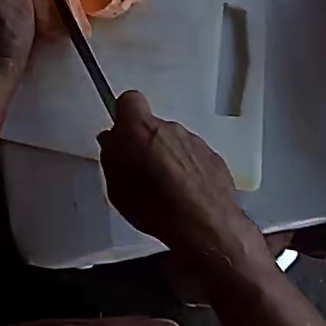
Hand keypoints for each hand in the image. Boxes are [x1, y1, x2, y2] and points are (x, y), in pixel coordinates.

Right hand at [98, 91, 267, 270]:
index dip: (124, 116)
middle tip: (140, 172)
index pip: (129, 101)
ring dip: (167, 159)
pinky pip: (193, 157)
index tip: (121, 135)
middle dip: (146, 143)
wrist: (204, 224)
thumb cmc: (155, 206)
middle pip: (152, 126)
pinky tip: (184, 195)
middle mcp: (169, 127)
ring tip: (164, 191)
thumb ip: (111, 157)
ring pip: (174, 142)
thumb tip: (112, 143)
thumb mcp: (116, 188)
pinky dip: (187, 170)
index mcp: (140, 128)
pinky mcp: (213, 156)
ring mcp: (194, 140)